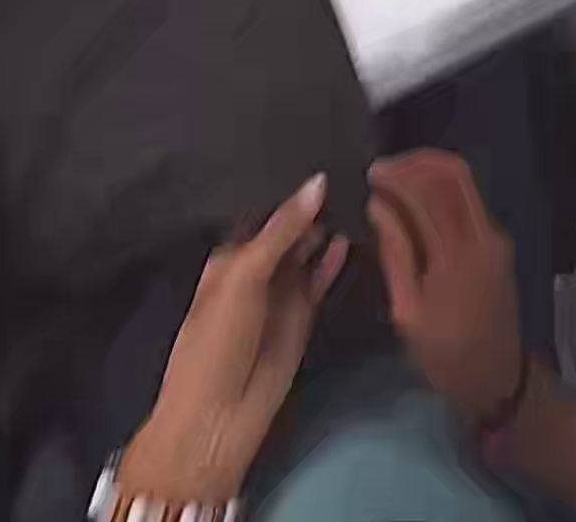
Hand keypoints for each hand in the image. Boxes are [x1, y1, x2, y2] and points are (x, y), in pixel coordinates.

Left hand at [121, 174, 349, 502]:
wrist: (218, 418)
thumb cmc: (218, 337)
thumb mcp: (246, 273)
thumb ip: (283, 228)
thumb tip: (319, 182)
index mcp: (232, 254)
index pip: (265, 212)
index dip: (289, 191)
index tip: (320, 157)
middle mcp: (257, 268)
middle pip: (289, 230)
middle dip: (311, 208)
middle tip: (347, 173)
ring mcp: (281, 291)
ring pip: (307, 252)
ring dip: (325, 230)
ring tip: (356, 197)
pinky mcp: (303, 314)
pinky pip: (321, 278)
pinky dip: (333, 260)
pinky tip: (349, 237)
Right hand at [368, 150, 523, 422]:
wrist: (499, 381)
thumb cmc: (446, 355)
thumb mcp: (408, 312)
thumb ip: (395, 251)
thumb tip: (377, 204)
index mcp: (457, 255)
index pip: (428, 192)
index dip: (397, 175)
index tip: (371, 173)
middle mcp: (483, 235)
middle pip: (454, 173)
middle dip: (416, 161)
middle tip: (384, 169)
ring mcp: (495, 236)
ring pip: (465, 181)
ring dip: (429, 170)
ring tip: (396, 178)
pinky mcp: (498, 240)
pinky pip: (469, 198)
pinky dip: (442, 186)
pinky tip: (417, 196)